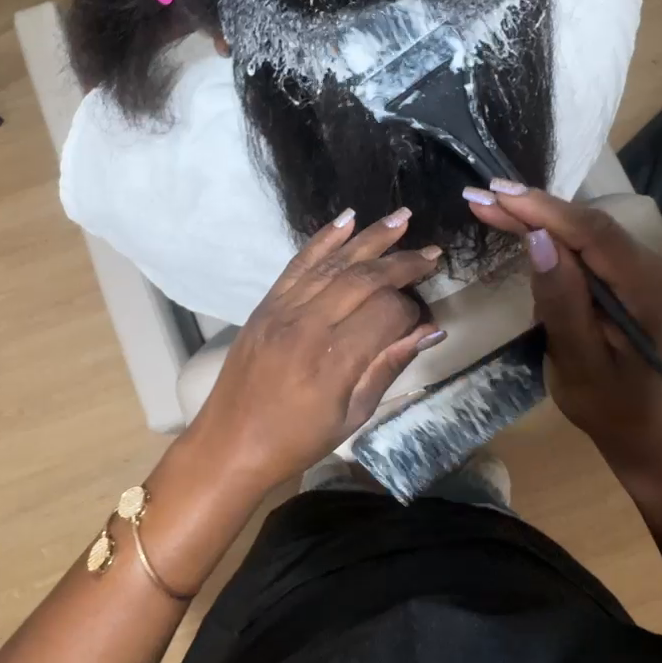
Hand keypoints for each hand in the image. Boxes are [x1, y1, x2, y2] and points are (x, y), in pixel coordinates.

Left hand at [188, 207, 444, 489]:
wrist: (230, 444)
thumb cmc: (297, 440)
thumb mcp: (353, 415)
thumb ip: (389, 365)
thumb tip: (430, 330)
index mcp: (332, 363)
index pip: (386, 314)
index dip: (411, 311)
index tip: (424, 317)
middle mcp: (307, 327)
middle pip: (363, 280)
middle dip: (401, 263)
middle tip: (431, 253)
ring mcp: (282, 311)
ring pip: (333, 264)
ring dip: (370, 238)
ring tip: (402, 218)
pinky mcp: (265, 305)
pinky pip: (298, 264)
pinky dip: (324, 240)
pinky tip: (348, 220)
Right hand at [465, 185, 661, 455]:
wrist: (647, 429)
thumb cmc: (609, 405)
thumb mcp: (577, 361)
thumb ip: (561, 300)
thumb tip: (536, 240)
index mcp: (656, 293)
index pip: (596, 235)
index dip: (543, 210)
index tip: (495, 194)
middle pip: (591, 228)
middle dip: (534, 210)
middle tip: (481, 195)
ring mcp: (656, 269)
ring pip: (590, 232)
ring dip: (540, 219)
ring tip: (493, 205)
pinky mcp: (641, 273)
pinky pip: (594, 246)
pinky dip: (557, 237)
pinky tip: (523, 224)